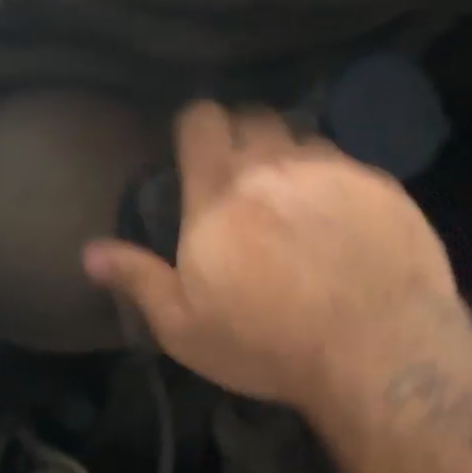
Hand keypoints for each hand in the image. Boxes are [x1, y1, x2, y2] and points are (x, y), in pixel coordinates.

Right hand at [84, 101, 456, 406]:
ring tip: (292, 199)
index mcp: (219, 192)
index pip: (201, 119)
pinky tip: (340, 223)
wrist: (381, 355)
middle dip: (241, 136)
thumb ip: (136, 278)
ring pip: (302, 138)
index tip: (193, 150)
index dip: (194, 127)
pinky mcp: (383, 187)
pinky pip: (348, 165)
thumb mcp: (184, 325)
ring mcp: (333, 171)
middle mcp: (274, 166)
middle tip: (239, 177)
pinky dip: (334, 183)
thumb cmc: (268, 343)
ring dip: (289, 158)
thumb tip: (89, 253)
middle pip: (252, 117)